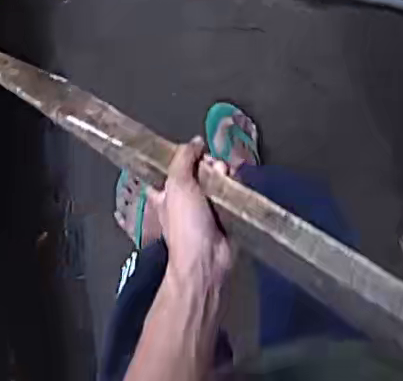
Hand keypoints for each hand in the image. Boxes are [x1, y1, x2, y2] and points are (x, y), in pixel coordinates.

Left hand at [157, 139, 232, 290]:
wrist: (206, 260)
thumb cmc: (185, 223)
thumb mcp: (177, 184)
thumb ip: (184, 157)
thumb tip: (196, 141)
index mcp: (167, 192)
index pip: (174, 166)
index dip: (184, 156)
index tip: (195, 151)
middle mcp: (185, 197)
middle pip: (199, 167)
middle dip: (207, 162)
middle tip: (211, 166)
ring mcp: (206, 204)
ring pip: (216, 176)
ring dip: (221, 171)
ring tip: (223, 175)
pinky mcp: (225, 212)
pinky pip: (230, 189)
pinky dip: (233, 182)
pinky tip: (235, 179)